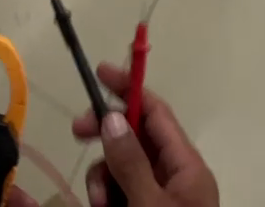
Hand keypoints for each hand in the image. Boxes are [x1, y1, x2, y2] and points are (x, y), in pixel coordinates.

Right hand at [71, 63, 218, 206]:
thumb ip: (130, 163)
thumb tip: (111, 117)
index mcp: (187, 168)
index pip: (156, 111)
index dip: (129, 87)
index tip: (98, 71)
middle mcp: (174, 178)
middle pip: (134, 136)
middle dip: (104, 134)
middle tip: (77, 131)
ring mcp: (159, 199)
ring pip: (120, 166)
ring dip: (102, 177)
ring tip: (99, 203)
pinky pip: (119, 192)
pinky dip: (106, 196)